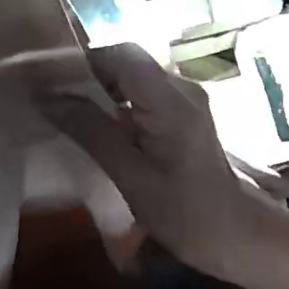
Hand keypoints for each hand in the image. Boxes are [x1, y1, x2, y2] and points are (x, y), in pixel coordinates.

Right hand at [37, 44, 257, 275]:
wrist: (240, 235)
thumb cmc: (187, 214)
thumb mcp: (132, 178)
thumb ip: (92, 132)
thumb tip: (48, 99)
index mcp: (171, 99)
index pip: (121, 54)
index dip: (84, 60)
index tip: (52, 82)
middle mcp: (181, 86)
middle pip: (128, 58)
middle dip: (90, 72)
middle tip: (59, 98)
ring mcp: (186, 95)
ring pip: (135, 71)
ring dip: (104, 84)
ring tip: (74, 109)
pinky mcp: (185, 107)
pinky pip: (145, 88)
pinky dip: (120, 96)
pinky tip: (104, 122)